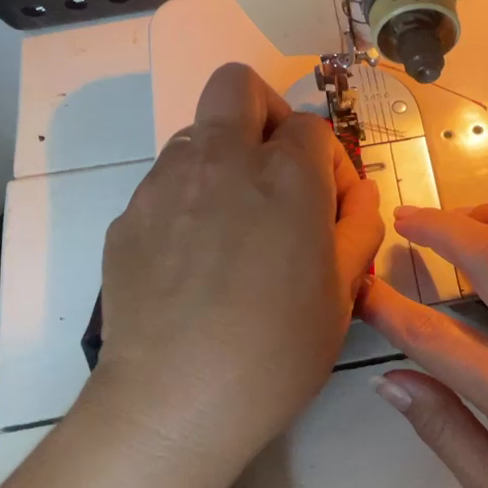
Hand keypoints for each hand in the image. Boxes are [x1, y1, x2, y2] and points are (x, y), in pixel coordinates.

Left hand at [90, 63, 382, 472]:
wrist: (175, 399)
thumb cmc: (277, 351)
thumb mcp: (343, 294)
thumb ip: (358, 229)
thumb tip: (355, 195)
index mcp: (286, 177)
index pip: (312, 127)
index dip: (331, 162)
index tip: (332, 208)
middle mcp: (221, 161)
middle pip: (238, 87)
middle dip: (267, 115)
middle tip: (279, 175)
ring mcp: (164, 184)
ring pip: (196, 134)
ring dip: (225, 159)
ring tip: (236, 228)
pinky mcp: (128, 217)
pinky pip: (165, 184)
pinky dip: (189, 201)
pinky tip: (197, 263)